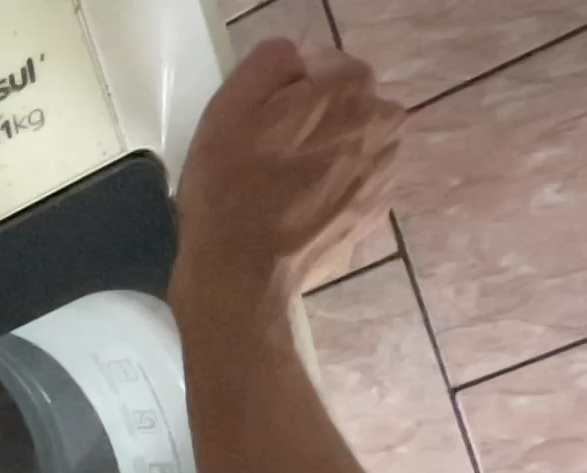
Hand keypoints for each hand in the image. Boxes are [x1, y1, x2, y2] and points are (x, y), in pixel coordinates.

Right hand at [174, 39, 403, 300]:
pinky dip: (320, 200)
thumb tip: (286, 61)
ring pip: (344, 151)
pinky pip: (345, 191)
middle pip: (337, 110)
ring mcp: (385, 169)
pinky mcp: (373, 212)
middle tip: (254, 170)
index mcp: (348, 88)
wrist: (240, 278)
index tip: (247, 134)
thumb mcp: (221, 119)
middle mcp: (383, 119)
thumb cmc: (225, 199)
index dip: (275, 101)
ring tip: (269, 200)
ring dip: (314, 165)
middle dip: (303, 131)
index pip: (315, 70)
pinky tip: (285, 221)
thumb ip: (262, 68)